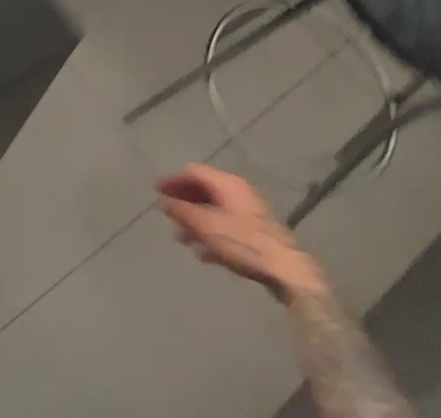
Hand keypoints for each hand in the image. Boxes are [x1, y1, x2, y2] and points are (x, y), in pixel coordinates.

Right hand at [157, 163, 327, 303]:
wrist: (285, 269)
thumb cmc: (242, 242)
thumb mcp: (206, 227)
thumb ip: (182, 211)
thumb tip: (163, 202)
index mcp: (227, 184)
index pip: (193, 172)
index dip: (172, 180)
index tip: (155, 191)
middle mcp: (238, 191)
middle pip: (204, 190)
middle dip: (183, 202)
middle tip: (167, 215)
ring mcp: (248, 211)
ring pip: (214, 209)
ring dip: (195, 220)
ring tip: (181, 238)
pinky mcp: (255, 230)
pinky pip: (226, 224)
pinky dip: (211, 232)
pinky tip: (204, 253)